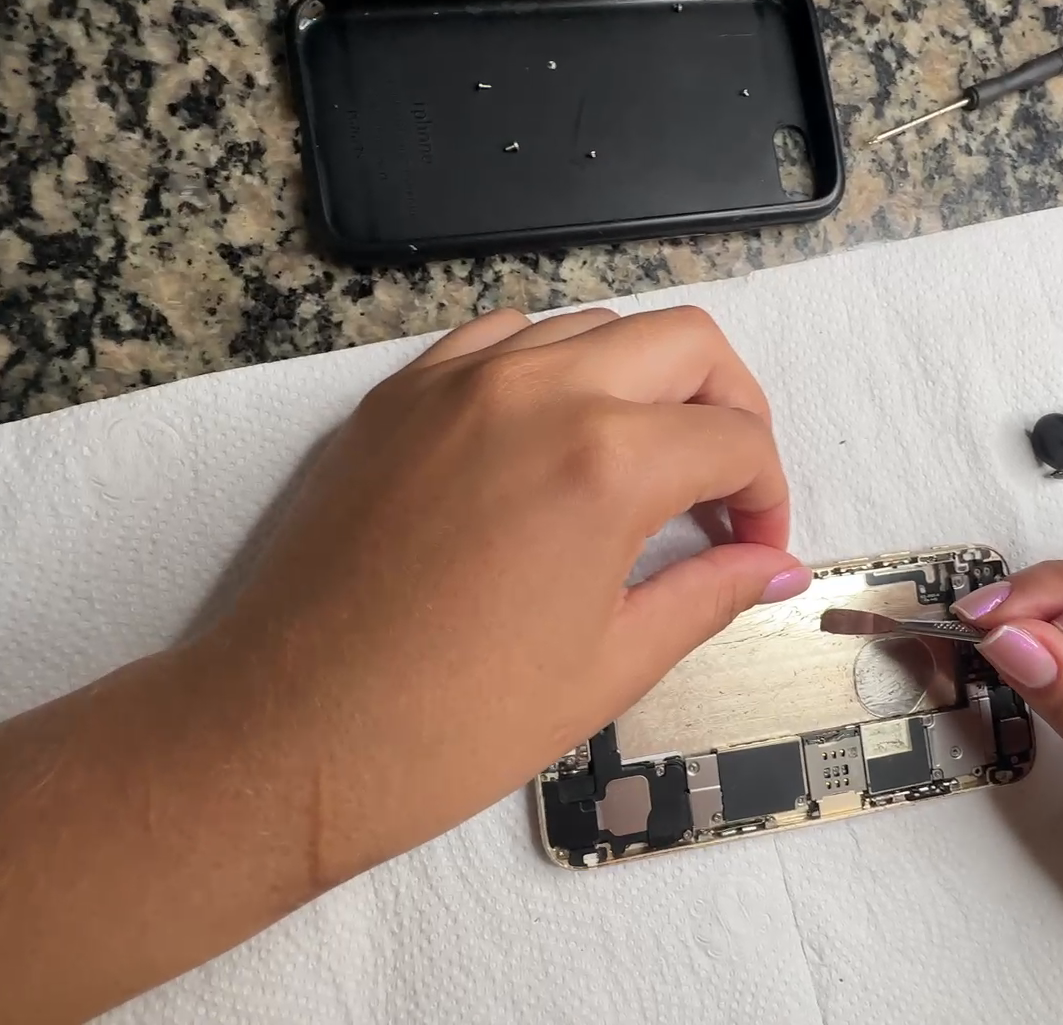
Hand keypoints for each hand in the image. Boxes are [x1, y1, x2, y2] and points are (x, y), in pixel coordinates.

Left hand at [201, 306, 808, 886]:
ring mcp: (459, 378)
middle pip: (687, 343)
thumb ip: (710, 595)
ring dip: (647, 382)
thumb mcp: (612, 664)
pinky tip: (551, 435)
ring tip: (641, 463)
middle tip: (724, 486)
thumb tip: (776, 569)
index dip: (769, 494)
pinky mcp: (401, 392)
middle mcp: (539, 389)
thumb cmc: (457, 723)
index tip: (756, 548)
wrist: (286, 735)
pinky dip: (555, 368)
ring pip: (598, 326)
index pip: (735, 439)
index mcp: (605, 461)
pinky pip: (505, 338)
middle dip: (732, 407)